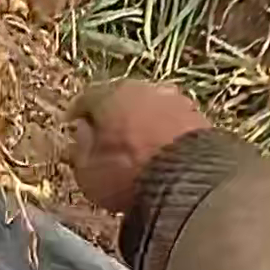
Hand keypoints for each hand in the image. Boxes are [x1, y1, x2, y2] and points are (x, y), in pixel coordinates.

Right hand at [67, 81, 210, 212]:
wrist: (185, 180)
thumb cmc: (125, 175)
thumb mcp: (87, 171)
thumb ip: (80, 148)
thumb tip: (81, 132)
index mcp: (109, 96)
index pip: (86, 99)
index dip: (76, 115)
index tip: (72, 126)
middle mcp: (142, 88)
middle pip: (120, 100)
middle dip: (110, 118)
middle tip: (104, 139)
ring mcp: (173, 99)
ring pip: (147, 109)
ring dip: (138, 125)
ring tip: (134, 149)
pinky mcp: (197, 116)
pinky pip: (169, 123)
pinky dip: (160, 134)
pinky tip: (157, 153)